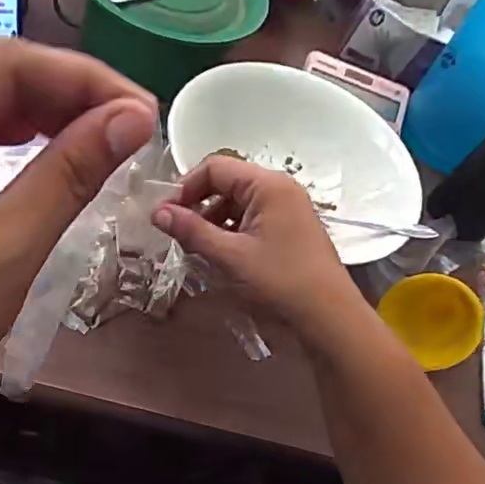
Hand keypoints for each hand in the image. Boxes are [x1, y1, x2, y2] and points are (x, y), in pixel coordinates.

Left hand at [0, 39, 155, 416]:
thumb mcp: (9, 246)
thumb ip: (71, 171)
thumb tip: (135, 117)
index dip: (80, 78)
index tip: (142, 107)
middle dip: (62, 94)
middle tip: (128, 124)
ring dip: (38, 112)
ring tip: (99, 134)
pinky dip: (4, 135)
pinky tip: (46, 144)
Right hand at [151, 155, 366, 336]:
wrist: (327, 315)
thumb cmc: (279, 282)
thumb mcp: (230, 256)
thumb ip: (192, 231)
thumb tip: (157, 213)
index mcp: (267, 185)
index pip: (214, 167)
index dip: (185, 188)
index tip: (165, 216)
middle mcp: (279, 189)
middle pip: (225, 183)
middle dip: (197, 205)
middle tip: (177, 234)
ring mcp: (286, 209)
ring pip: (236, 203)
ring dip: (211, 221)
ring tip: (195, 248)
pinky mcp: (287, 229)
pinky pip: (250, 219)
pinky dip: (229, 231)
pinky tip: (219, 254)